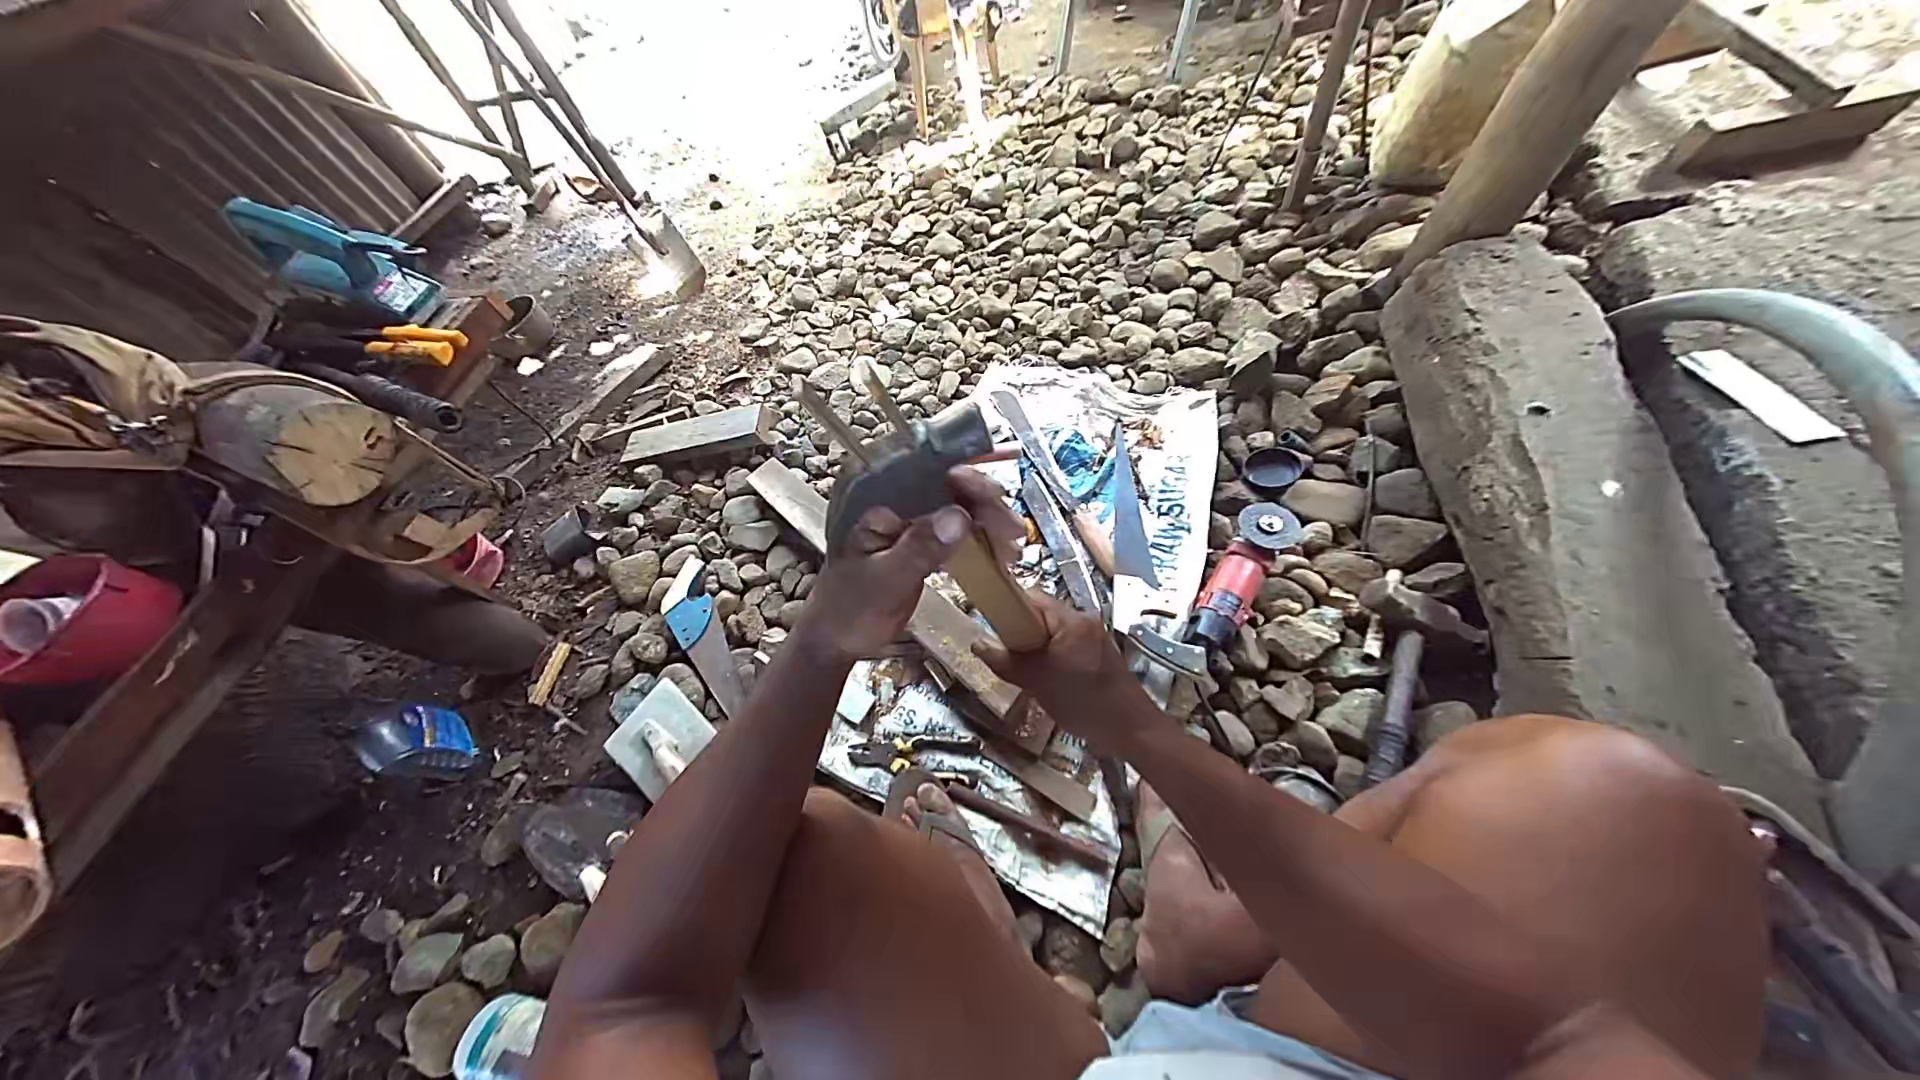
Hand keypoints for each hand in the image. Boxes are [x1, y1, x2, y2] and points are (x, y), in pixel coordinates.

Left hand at [796, 467, 1023, 663]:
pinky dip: (980, 538)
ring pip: (959, 505)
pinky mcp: (920, 539)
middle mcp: (894, 499)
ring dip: (989, 521)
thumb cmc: (848, 608)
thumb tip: (958, 516)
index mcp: (873, 496)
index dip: (965, 464)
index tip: (998, 473)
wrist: (838, 637)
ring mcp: (909, 518)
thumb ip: (918, 548)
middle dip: (986, 501)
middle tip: (1011, 529)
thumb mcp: (885, 579)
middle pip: (949, 483)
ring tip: (1011, 546)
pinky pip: (956, 528)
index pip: (924, 465)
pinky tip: (1000, 552)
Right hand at [972, 589, 1160, 751]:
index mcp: (1071, 620)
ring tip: (1022, 670)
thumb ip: (1006, 662)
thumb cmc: (1085, 702)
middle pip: (1042, 615)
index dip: (1009, 608)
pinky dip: (1051, 657)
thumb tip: (977, 644)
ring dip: (1035, 648)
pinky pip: (1066, 647)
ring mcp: (1094, 638)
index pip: (1032, 598)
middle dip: (1020, 632)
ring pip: (1053, 633)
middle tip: (1005, 654)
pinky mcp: (1098, 655)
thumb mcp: (1037, 683)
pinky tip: (1045, 679)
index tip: (991, 626)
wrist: (1132, 730)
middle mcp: (1084, 621)